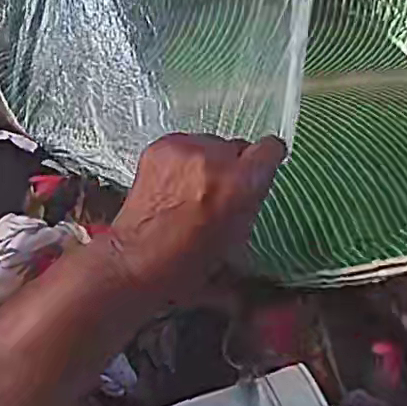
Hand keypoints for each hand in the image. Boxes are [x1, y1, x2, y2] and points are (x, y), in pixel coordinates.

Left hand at [104, 134, 286, 304]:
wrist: (136, 259)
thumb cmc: (188, 262)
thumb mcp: (238, 236)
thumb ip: (252, 200)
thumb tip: (257, 182)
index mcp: (239, 183)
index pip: (270, 148)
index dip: (267, 159)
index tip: (261, 167)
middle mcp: (213, 158)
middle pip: (237, 146)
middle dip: (232, 166)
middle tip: (218, 192)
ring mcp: (184, 149)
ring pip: (210, 143)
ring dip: (206, 161)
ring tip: (191, 190)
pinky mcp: (161, 146)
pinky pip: (185, 145)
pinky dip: (183, 160)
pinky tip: (173, 185)